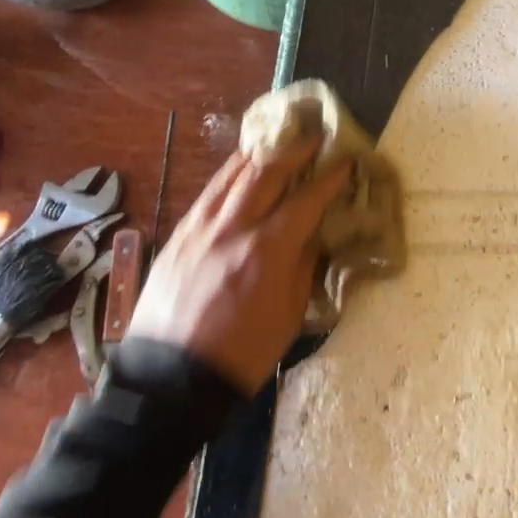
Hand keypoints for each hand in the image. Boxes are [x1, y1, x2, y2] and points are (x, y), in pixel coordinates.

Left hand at [128, 138, 351, 393]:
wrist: (169, 380)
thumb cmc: (243, 352)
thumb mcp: (290, 312)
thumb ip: (304, 264)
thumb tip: (314, 232)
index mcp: (266, 251)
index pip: (307, 200)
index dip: (330, 177)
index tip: (348, 161)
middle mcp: (232, 229)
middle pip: (266, 173)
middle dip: (295, 150)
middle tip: (316, 136)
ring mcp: (199, 229)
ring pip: (232, 176)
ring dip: (260, 154)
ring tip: (279, 142)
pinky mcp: (178, 237)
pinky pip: (209, 193)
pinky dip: (230, 175)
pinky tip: (241, 171)